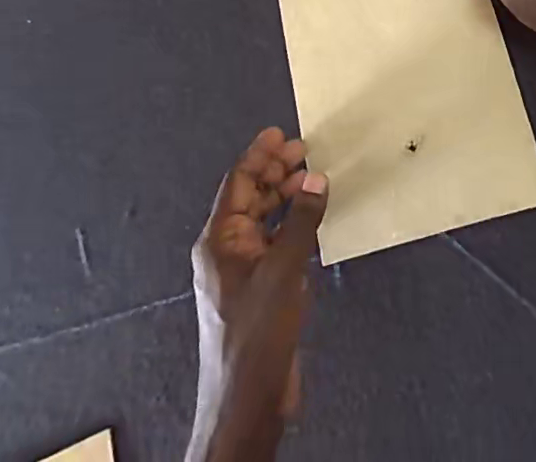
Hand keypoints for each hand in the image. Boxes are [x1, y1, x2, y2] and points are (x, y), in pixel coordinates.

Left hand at [189, 128, 327, 461]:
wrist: (247, 401)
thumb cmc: (257, 334)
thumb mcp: (282, 272)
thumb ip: (301, 222)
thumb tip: (316, 178)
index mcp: (219, 239)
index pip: (238, 183)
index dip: (259, 156)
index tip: (280, 134)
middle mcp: (227, 248)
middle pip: (250, 197)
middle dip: (275, 172)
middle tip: (304, 150)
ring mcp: (243, 269)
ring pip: (264, 219)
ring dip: (285, 197)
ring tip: (311, 177)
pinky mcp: (261, 287)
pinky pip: (275, 241)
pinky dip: (291, 224)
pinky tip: (310, 217)